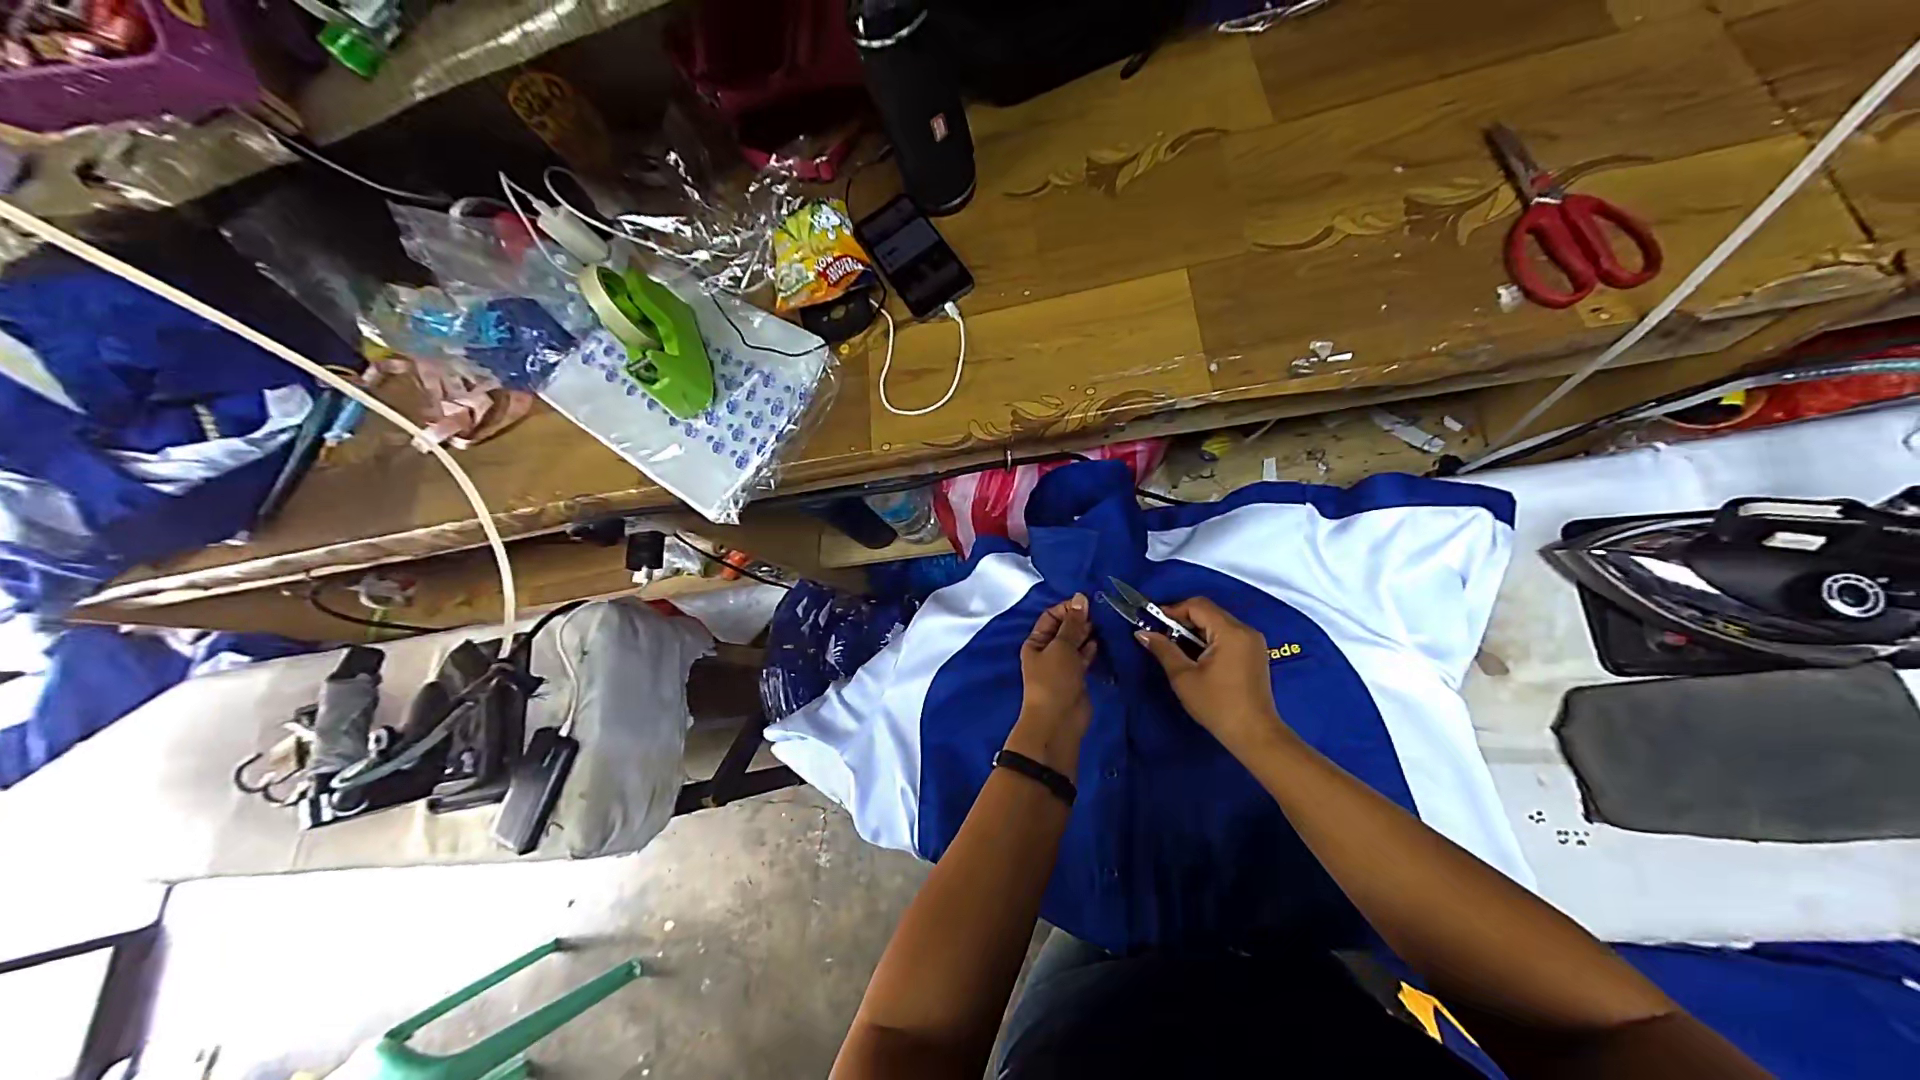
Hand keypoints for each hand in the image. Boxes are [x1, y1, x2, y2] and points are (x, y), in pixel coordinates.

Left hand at [1007, 593, 1097, 775]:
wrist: (1059, 720)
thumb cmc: (1054, 680)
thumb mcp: (1062, 647)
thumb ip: (1073, 624)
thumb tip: (1080, 598)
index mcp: (1036, 642)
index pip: (1051, 616)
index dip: (1067, 608)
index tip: (1088, 603)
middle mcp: (1048, 651)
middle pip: (1064, 629)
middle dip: (1080, 620)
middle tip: (1101, 613)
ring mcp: (1062, 665)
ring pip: (1076, 643)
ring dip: (1088, 634)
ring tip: (1105, 625)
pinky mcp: (1077, 677)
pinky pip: (1085, 657)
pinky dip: (1092, 649)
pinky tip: (1104, 642)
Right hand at [1136, 597, 1287, 756]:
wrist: (1254, 734)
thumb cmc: (1216, 705)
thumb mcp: (1183, 677)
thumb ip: (1163, 649)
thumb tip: (1142, 633)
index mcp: (1230, 632)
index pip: (1197, 605)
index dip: (1173, 609)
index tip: (1154, 623)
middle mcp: (1245, 630)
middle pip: (1209, 612)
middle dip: (1183, 620)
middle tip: (1162, 636)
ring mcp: (1253, 642)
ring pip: (1218, 623)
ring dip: (1196, 630)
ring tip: (1177, 648)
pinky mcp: (1255, 653)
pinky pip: (1228, 635)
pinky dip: (1209, 638)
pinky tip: (1197, 656)